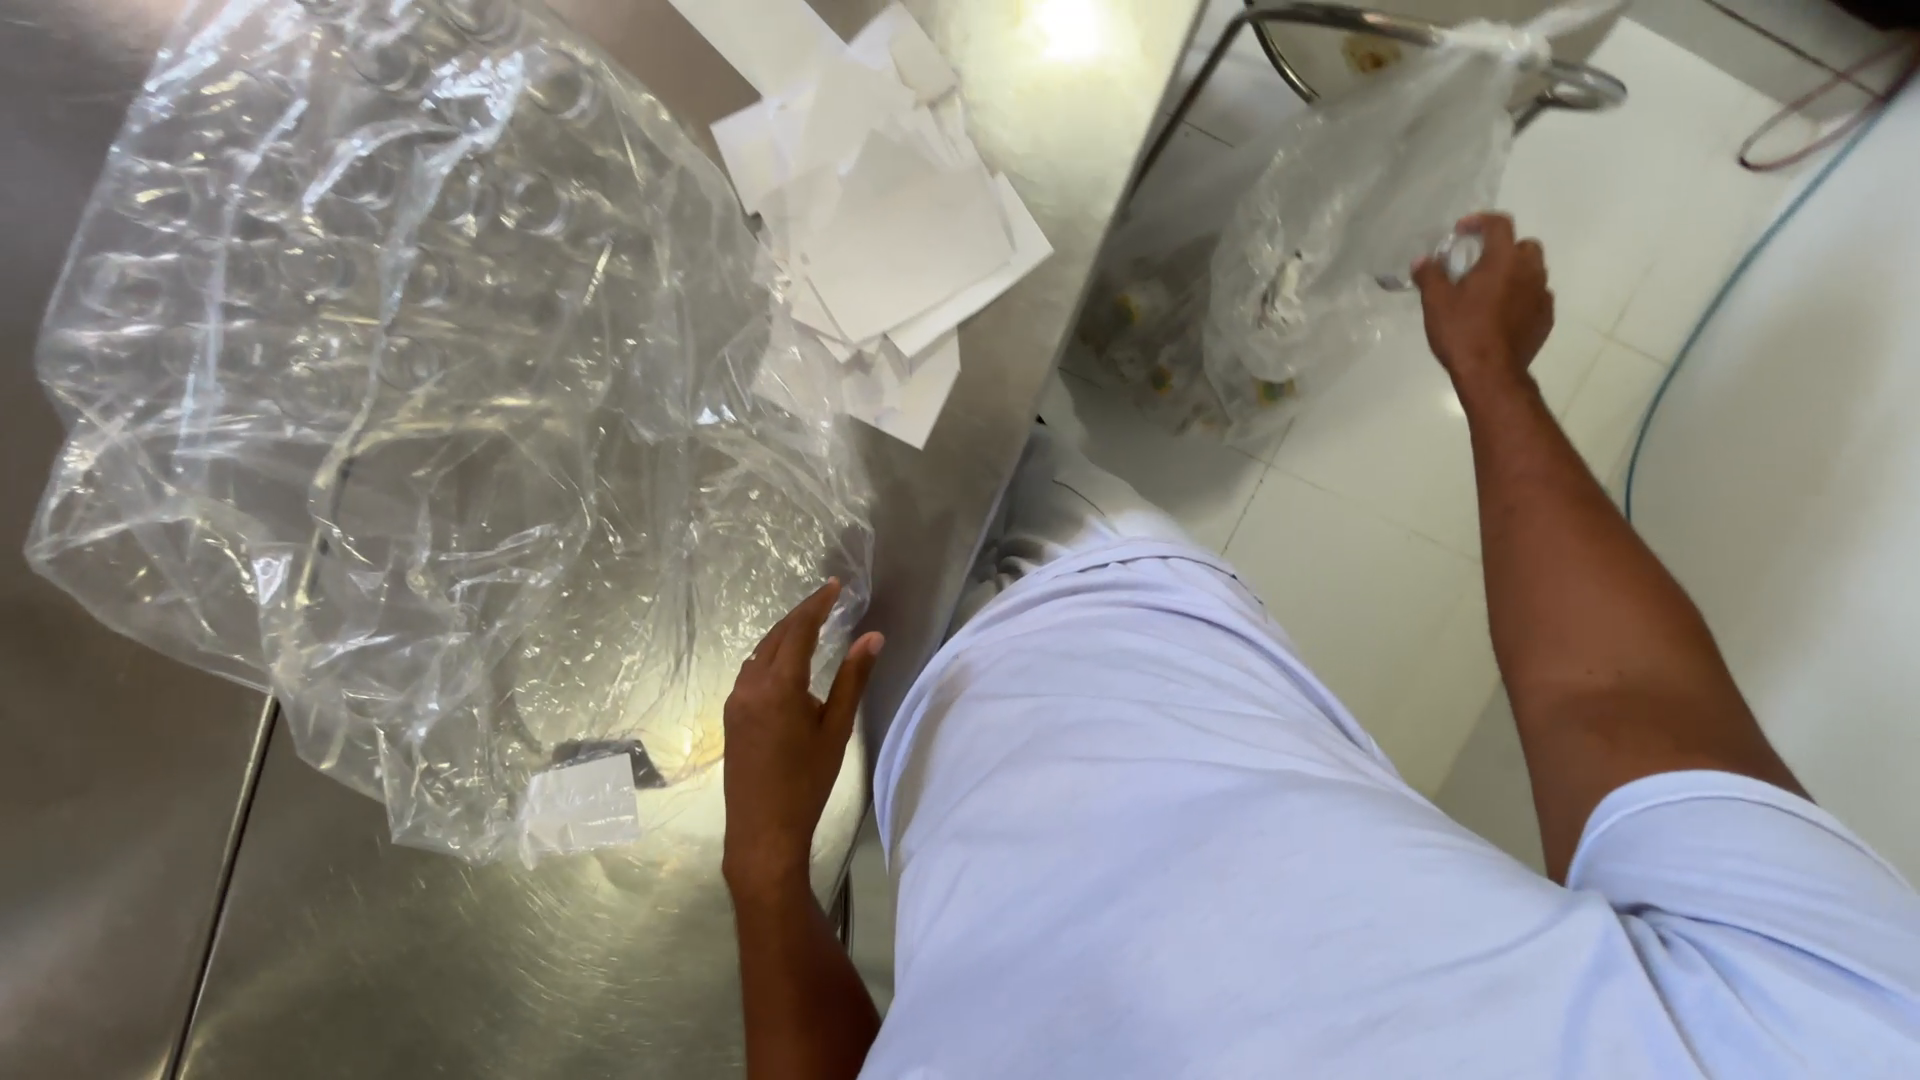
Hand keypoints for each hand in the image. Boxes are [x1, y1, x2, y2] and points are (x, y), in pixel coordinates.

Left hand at [722, 579, 883, 895]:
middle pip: (775, 636)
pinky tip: (786, 664)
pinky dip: (770, 655)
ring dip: (784, 634)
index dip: (817, 604)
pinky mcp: (731, 717)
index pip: (798, 630)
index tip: (835, 586)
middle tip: (827, 599)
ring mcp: (735, 702)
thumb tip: (872, 637)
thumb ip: (852, 679)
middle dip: (801, 615)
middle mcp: (750, 686)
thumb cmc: (807, 782)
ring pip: (759, 653)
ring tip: (811, 626)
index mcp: (778, 685)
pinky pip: (750, 671)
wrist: (762, 831)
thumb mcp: (836, 729)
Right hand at [1414, 213, 1553, 400]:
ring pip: (1533, 271)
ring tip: (1489, 293)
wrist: (1490, 372)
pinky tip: (1502, 315)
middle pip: (1524, 246)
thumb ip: (1430, 276)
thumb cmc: (1461, 332)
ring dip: (1513, 274)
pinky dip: (1521, 298)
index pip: (1499, 224)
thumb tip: (1423, 260)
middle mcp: (1529, 270)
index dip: (1480, 221)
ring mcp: (1542, 294)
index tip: (1462, 231)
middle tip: (1479, 266)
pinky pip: (1536, 297)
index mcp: (1502, 260)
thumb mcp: (1435, 303)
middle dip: (1503, 249)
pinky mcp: (1545, 316)